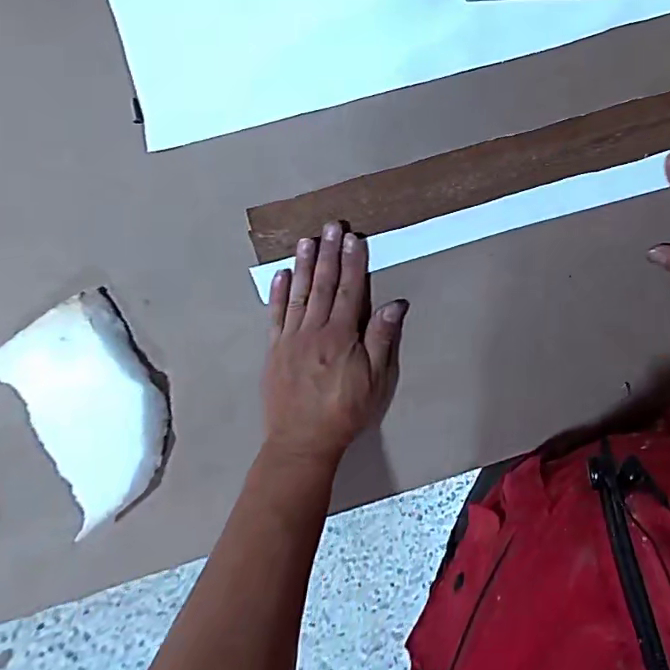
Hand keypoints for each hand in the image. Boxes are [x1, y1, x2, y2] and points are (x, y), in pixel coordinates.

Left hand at [262, 222, 407, 465]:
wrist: (301, 442)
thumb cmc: (345, 412)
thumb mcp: (375, 380)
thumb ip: (382, 339)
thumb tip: (395, 304)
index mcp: (341, 335)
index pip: (349, 290)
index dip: (353, 262)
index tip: (354, 238)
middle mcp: (314, 330)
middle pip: (323, 284)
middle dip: (329, 253)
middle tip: (331, 226)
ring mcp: (290, 338)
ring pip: (299, 293)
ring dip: (304, 264)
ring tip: (307, 240)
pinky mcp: (274, 350)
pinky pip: (275, 315)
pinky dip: (278, 293)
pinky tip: (282, 274)